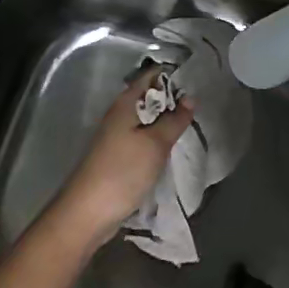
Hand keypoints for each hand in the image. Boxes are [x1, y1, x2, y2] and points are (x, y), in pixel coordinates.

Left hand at [50, 65, 194, 244]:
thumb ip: (174, 120)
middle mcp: (119, 113)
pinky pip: (143, 137)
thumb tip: (190, 97)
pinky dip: (158, 138)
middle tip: (201, 105)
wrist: (88, 212)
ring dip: (166, 121)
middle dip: (173, 100)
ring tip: (192, 125)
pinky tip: (173, 147)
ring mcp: (117, 135)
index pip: (151, 76)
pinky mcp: (118, 155)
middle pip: (150, 97)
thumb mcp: (155, 144)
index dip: (173, 75)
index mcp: (125, 103)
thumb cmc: (122, 171)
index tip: (197, 80)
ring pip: (147, 119)